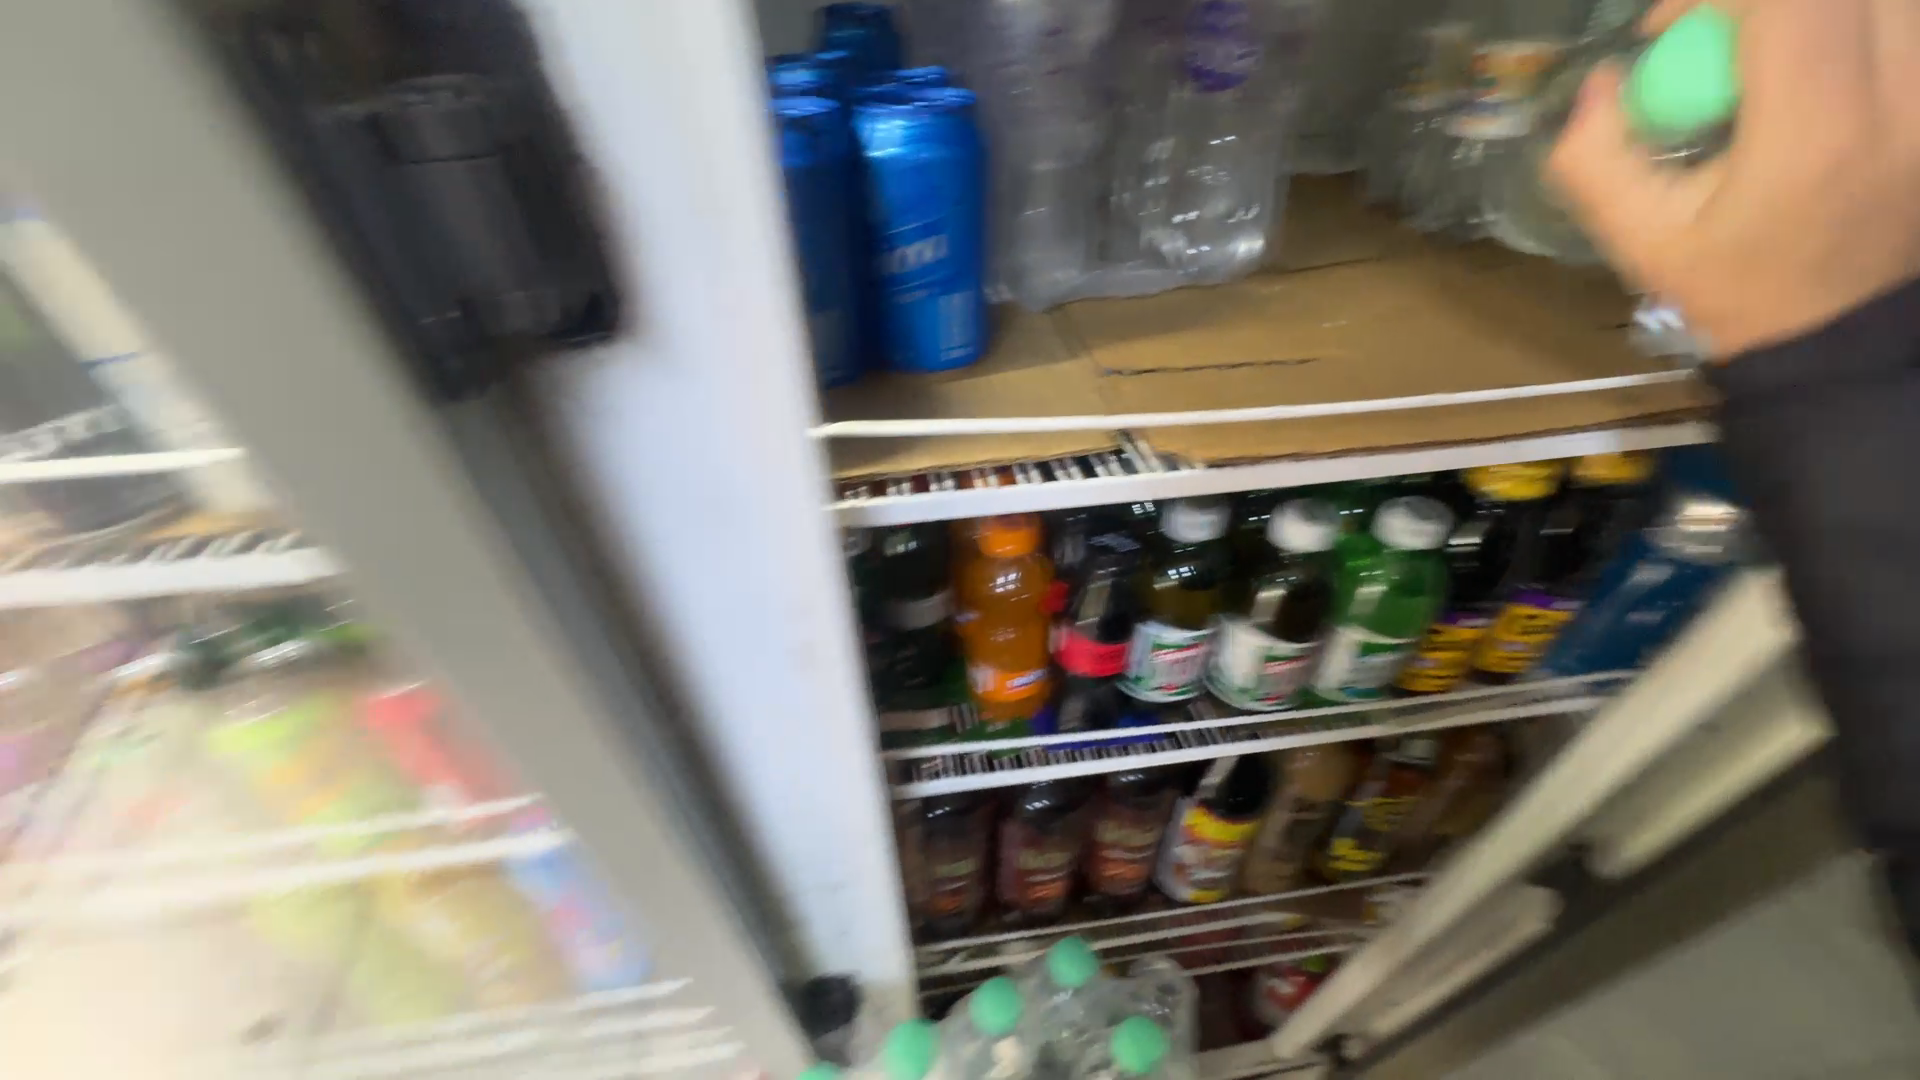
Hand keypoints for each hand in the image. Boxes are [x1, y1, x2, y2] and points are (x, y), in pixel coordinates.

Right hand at [1548, 0, 1919, 356]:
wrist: (1835, 322)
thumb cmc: (1726, 284)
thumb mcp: (1636, 241)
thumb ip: (1595, 164)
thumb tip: (1601, 82)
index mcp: (1815, 134)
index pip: (1789, 3)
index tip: (1665, 34)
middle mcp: (1906, 91)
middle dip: (1758, 3)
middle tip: (1714, 42)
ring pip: (1877, 4)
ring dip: (1806, 19)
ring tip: (1762, 61)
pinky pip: (1897, 23)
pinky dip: (1848, 31)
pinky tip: (1812, 70)